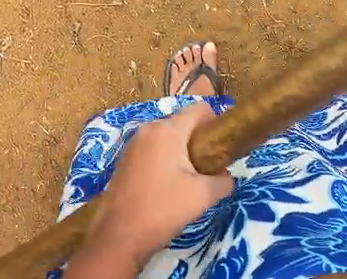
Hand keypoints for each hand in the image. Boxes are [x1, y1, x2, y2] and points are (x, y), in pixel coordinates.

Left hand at [64, 102, 234, 278]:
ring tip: (189, 178)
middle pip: (181, 123)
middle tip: (208, 165)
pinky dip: (163, 159)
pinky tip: (167, 184)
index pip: (198, 110)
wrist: (120, 237)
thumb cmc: (163, 209)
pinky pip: (151, 149)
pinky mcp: (124, 160)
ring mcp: (133, 144)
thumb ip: (223, 181)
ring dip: (180, 151)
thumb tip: (227, 176)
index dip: (215, 122)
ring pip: (165, 137)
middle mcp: (148, 129)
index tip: (222, 145)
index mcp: (168, 130)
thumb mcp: (202, 196)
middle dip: (198, 140)